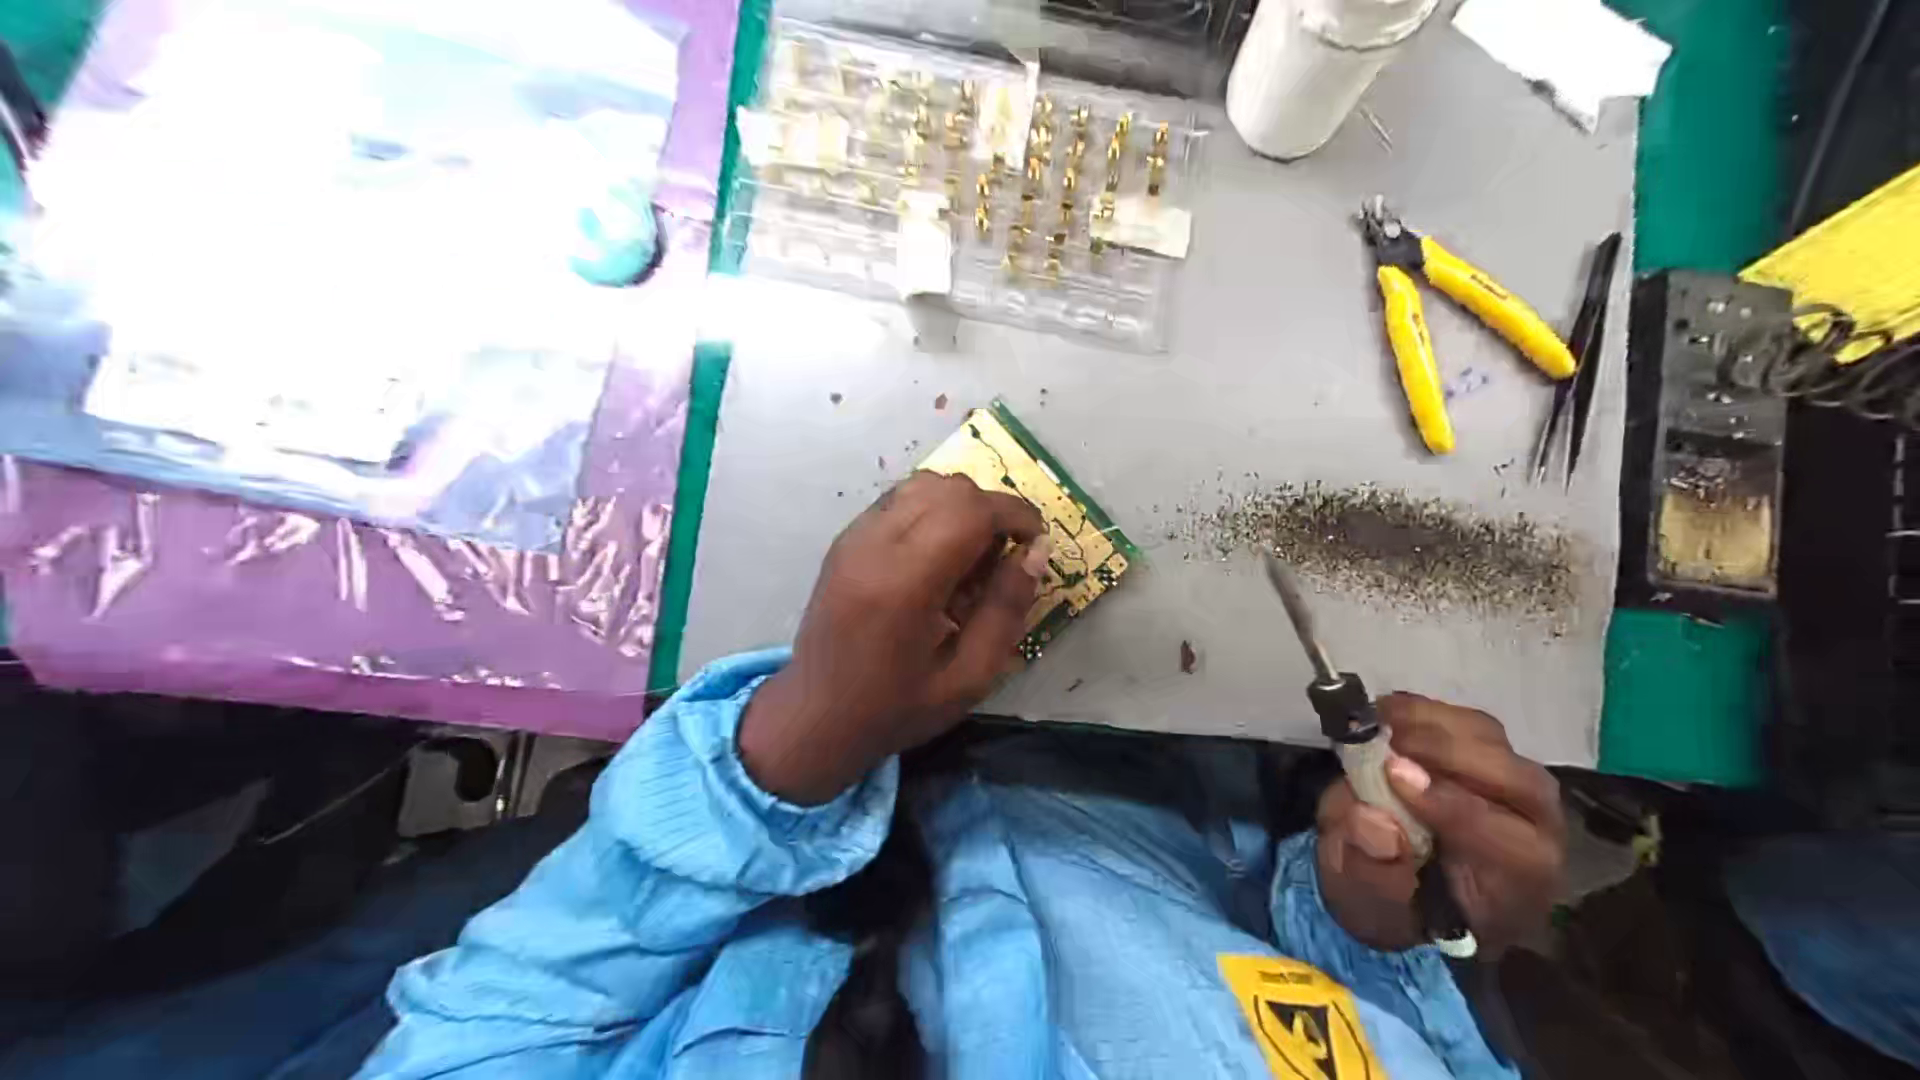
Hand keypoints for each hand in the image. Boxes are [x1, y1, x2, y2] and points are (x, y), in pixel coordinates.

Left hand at [739, 472, 1048, 803]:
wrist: (816, 716)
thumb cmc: (896, 707)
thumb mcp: (969, 678)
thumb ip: (1006, 610)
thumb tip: (1035, 552)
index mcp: (903, 584)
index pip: (969, 511)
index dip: (1014, 514)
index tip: (1035, 540)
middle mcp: (873, 546)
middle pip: (948, 488)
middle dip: (991, 509)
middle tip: (1003, 556)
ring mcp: (853, 538)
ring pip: (922, 484)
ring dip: (960, 506)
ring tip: (971, 554)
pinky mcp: (844, 541)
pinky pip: (898, 501)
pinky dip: (931, 512)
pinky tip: (936, 556)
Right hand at [1314, 693, 1564, 954]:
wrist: (1387, 881)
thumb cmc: (1383, 902)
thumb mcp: (1363, 902)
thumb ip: (1370, 869)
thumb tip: (1375, 821)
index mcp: (1511, 890)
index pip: (1513, 845)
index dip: (1456, 807)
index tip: (1393, 776)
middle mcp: (1531, 837)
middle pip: (1522, 784)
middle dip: (1455, 755)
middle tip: (1390, 741)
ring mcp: (1509, 792)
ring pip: (1497, 744)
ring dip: (1437, 724)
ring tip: (1381, 720)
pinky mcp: (1480, 759)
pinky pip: (1468, 724)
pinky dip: (1425, 711)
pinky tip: (1385, 715)